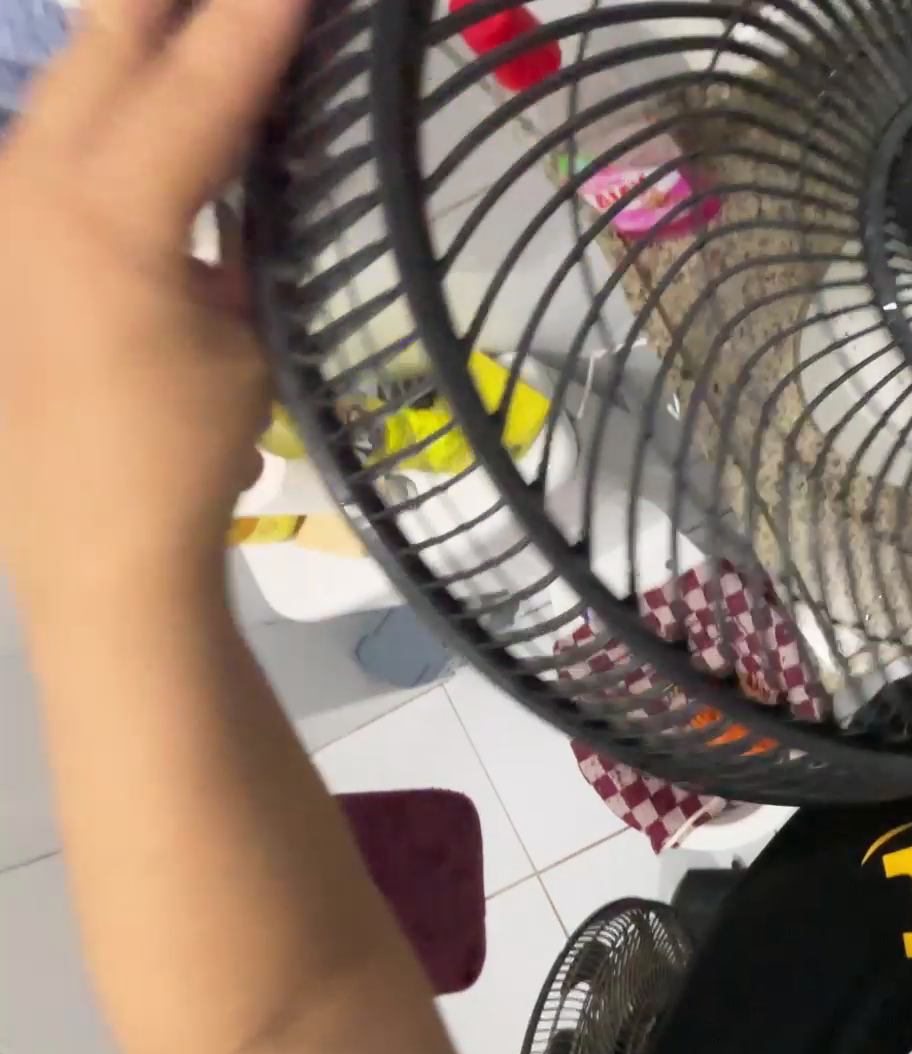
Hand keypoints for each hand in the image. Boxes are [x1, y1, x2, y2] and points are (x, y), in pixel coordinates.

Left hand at [0, 0, 309, 601]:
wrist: (84, 520)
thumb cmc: (182, 441)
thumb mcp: (246, 341)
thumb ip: (246, 252)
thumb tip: (263, 193)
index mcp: (105, 214)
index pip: (198, 95)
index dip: (255, 29)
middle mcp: (34, 181)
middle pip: (113, 52)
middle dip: (183, 6)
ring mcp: (14, 201)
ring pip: (85, 81)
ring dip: (152, 34)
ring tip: (219, 20)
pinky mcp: (20, 229)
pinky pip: (80, 132)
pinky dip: (133, 94)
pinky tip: (169, 90)